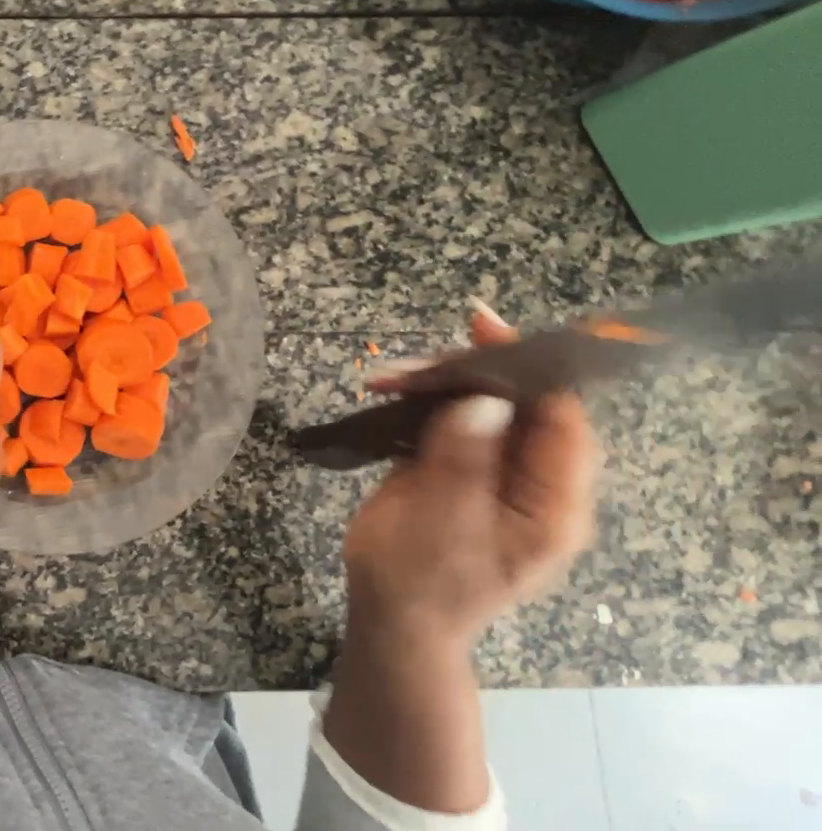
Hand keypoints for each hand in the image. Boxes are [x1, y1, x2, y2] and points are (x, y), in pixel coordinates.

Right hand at [323, 304, 601, 814]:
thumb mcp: (442, 519)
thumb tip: (481, 398)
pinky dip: (421, 404)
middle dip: (468, 374)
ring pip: (479, 412)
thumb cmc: (420, 577)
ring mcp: (492, 477)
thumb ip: (463, 458)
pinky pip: (450, 425)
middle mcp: (532, 483)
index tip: (485, 328)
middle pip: (518, 409)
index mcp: (552, 503)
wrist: (390, 617)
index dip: (529, 369)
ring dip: (436, 386)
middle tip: (413, 360)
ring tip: (386, 376)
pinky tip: (388, 393)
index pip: (560, 420)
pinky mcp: (456, 474)